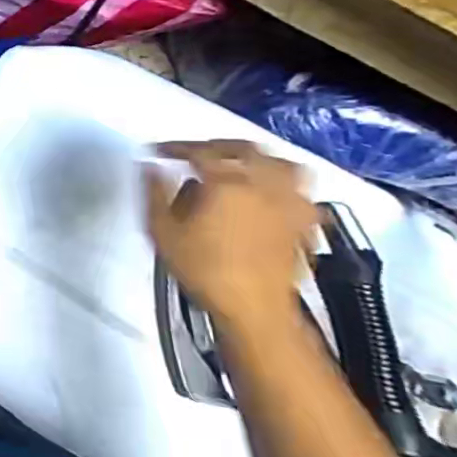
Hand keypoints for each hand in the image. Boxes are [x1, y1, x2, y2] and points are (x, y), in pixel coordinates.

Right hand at [144, 140, 318, 330]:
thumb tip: (151, 168)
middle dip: (217, 146)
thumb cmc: (203, 269)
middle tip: (195, 152)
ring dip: (258, 159)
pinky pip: (300, 192)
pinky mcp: (305, 224)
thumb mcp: (161, 230)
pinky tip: (268, 195)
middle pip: (246, 149)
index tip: (158, 151)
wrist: (253, 309)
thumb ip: (155, 192)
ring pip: (283, 165)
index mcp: (228, 183)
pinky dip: (282, 185)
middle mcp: (264, 186)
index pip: (200, 152)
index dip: (175, 147)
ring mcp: (291, 204)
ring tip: (239, 166)